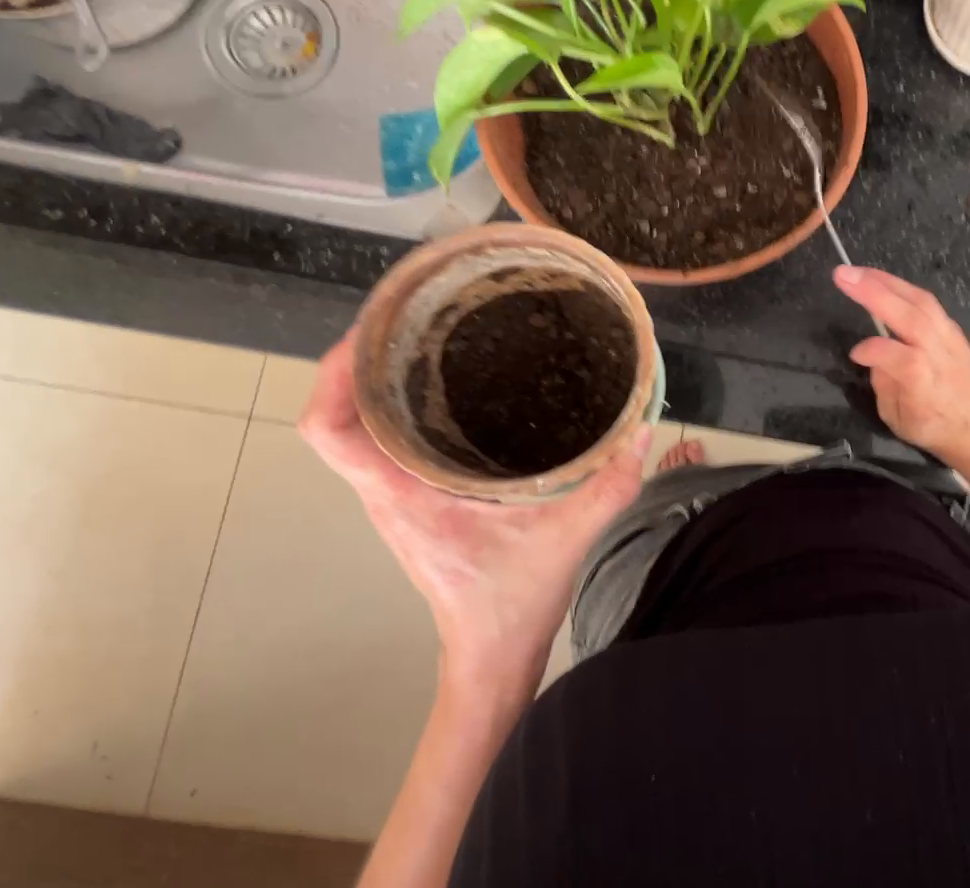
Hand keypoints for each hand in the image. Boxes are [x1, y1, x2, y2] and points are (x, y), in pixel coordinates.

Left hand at [298, 330, 650, 692]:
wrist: (492, 655)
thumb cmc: (510, 605)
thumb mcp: (566, 539)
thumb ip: (608, 487)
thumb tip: (641, 432)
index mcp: (402, 494)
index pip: (327, 430)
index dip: (332, 373)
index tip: (369, 328)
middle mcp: (387, 490)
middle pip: (338, 416)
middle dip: (358, 360)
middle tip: (406, 314)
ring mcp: (398, 496)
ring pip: (361, 429)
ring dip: (377, 382)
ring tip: (425, 338)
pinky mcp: (418, 500)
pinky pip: (390, 443)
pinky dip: (404, 407)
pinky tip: (453, 389)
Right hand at [833, 266, 969, 464]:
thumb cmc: (933, 426)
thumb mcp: (899, 420)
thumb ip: (884, 386)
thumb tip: (875, 358)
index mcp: (927, 385)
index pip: (902, 359)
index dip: (875, 351)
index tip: (855, 355)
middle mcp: (941, 355)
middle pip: (912, 317)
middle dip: (876, 293)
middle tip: (843, 275)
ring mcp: (950, 338)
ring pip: (921, 302)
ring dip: (886, 282)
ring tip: (857, 271)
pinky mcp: (952, 328)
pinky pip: (927, 302)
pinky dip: (902, 288)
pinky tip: (880, 281)